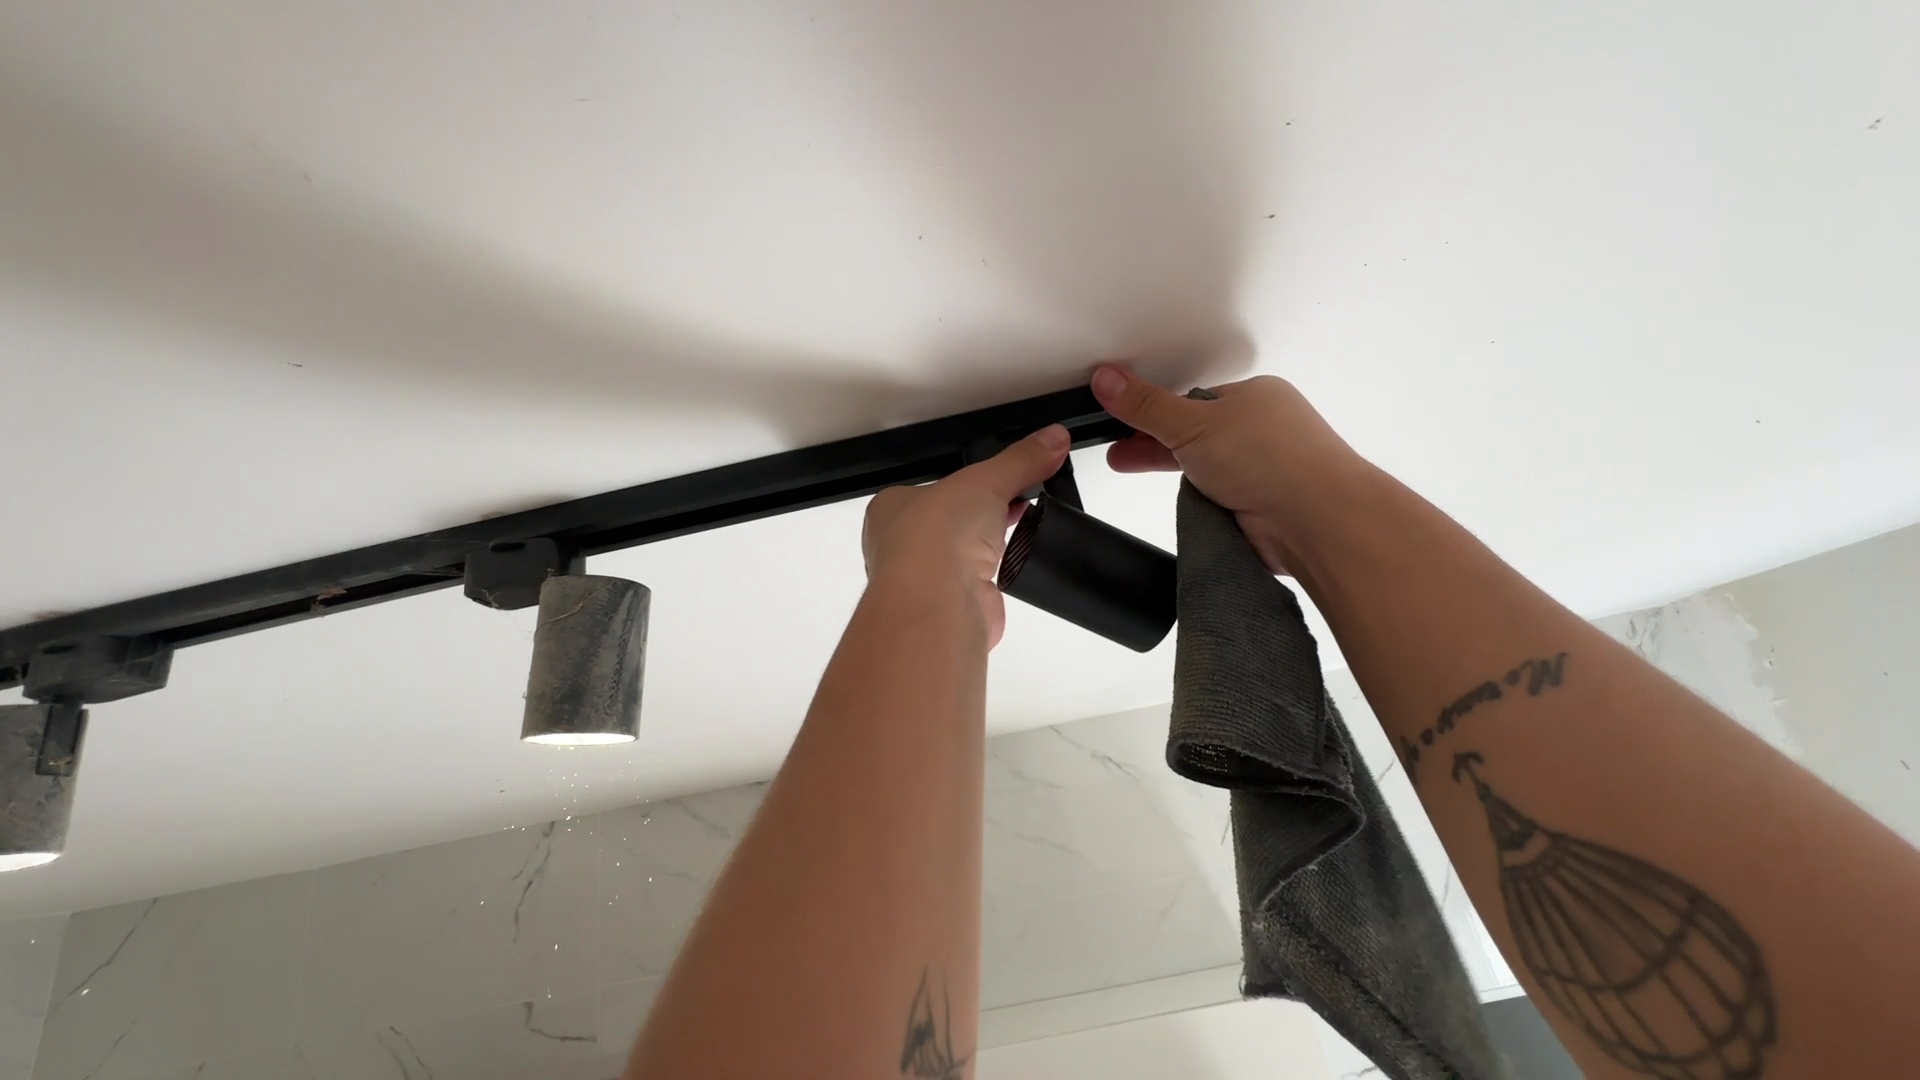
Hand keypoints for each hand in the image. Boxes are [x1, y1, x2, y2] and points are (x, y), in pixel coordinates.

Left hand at [862, 425, 1069, 646]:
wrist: (937, 602)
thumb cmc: (935, 536)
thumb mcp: (986, 479)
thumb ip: (1021, 460)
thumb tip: (1053, 438)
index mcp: (891, 507)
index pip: (930, 488)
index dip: (965, 483)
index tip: (996, 479)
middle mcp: (900, 546)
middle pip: (949, 523)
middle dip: (980, 516)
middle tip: (1011, 502)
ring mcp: (924, 579)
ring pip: (962, 556)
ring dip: (987, 546)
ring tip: (1013, 530)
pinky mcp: (948, 606)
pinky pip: (977, 584)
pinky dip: (994, 575)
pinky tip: (1008, 565)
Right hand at [1091, 365, 1373, 574]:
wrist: (1316, 520)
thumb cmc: (1276, 459)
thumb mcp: (1192, 423)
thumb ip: (1146, 406)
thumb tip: (1109, 380)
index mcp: (1254, 397)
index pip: (1191, 400)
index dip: (1153, 412)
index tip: (1120, 422)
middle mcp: (1262, 432)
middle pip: (1194, 436)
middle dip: (1155, 446)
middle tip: (1120, 454)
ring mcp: (1263, 471)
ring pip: (1206, 470)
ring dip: (1179, 476)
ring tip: (1143, 481)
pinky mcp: (1260, 507)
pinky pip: (1217, 500)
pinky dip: (1199, 502)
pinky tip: (1185, 505)